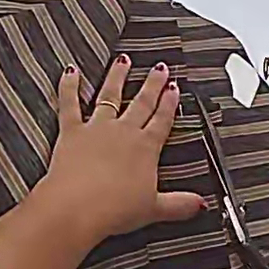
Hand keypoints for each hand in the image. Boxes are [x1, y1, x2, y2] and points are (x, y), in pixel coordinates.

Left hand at [29, 56, 204, 246]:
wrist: (78, 207)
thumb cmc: (114, 208)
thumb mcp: (154, 208)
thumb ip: (179, 204)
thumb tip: (200, 205)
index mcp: (146, 147)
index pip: (163, 120)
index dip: (170, 103)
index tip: (175, 88)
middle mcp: (124, 131)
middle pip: (142, 102)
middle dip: (153, 84)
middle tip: (160, 68)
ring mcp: (97, 128)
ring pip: (110, 95)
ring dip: (117, 76)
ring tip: (124, 60)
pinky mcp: (71, 131)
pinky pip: (69, 103)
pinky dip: (69, 87)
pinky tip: (70, 72)